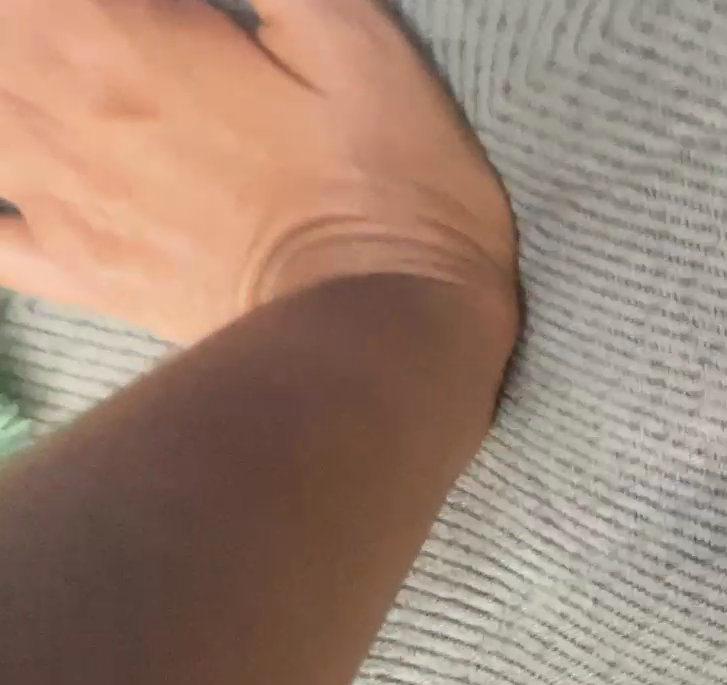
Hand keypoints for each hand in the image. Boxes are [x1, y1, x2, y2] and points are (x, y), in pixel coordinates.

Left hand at [0, 0, 516, 345]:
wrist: (404, 327)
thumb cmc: (400, 187)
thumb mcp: (363, 46)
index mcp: (102, 28)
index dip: (114, 13)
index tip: (184, 34)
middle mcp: (42, 98)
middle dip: (41, 35)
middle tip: (130, 65)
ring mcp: (50, 194)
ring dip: (10, 94)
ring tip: (63, 102)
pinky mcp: (82, 271)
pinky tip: (22, 189)